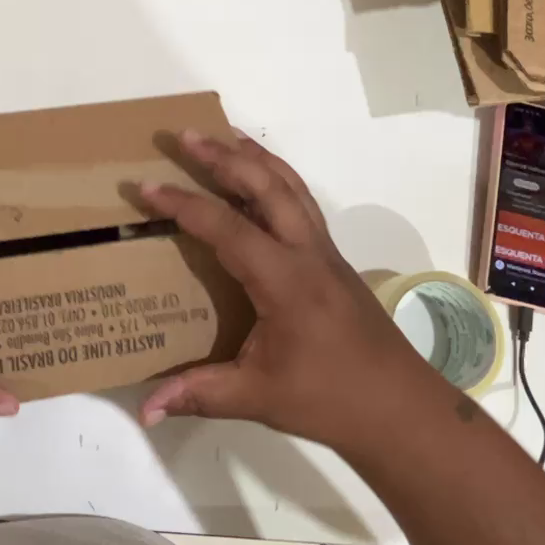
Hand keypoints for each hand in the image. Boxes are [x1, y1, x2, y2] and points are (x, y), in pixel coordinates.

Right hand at [136, 131, 438, 447]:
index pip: (227, 227)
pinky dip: (276, 178)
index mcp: (285, 281)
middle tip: (185, 135)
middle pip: (267, 186)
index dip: (183, 204)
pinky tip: (259, 180)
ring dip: (254, 158)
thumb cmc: (329, 399)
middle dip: (223, 156)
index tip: (145, 185)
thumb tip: (143, 410)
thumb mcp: (257, 397)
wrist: (400, 408)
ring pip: (291, 186)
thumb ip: (199, 393)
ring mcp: (325, 253)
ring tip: (223, 134)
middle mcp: (308, 254)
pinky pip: (301, 203)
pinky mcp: (332, 261)